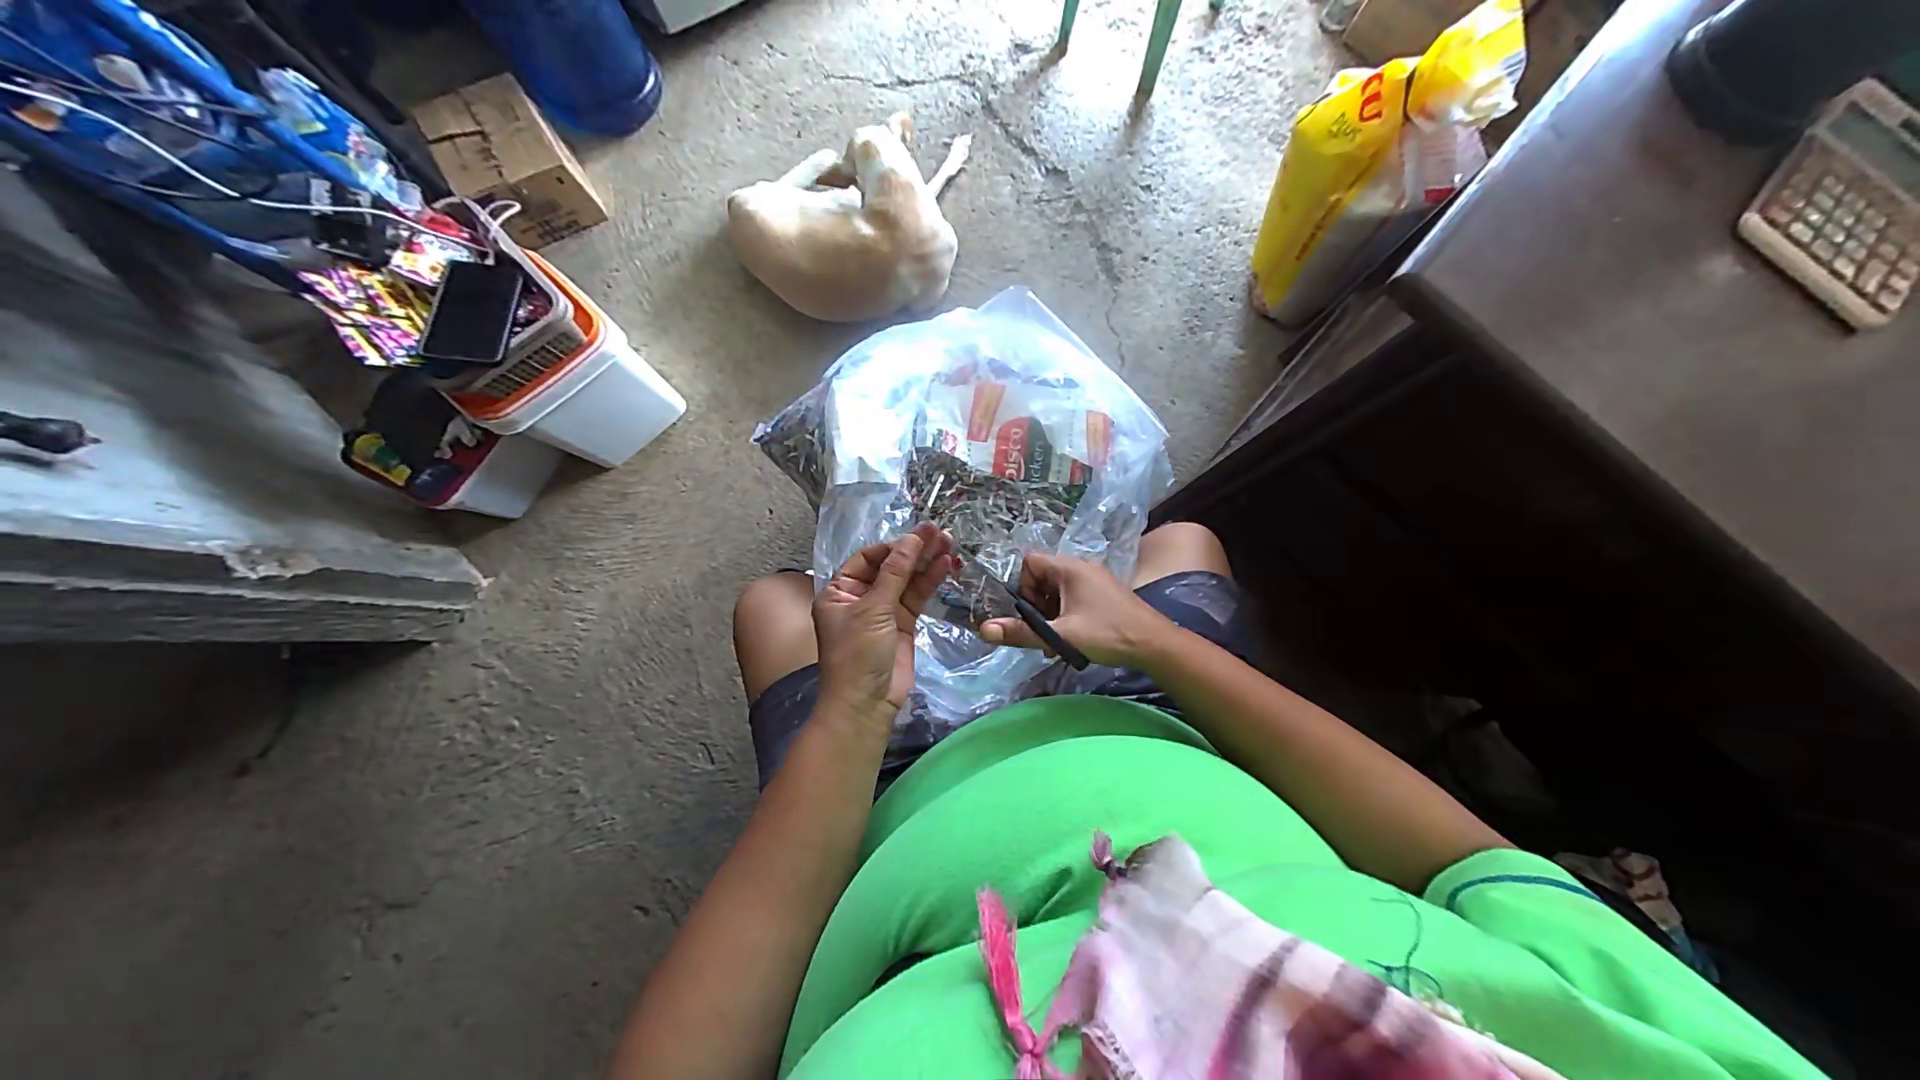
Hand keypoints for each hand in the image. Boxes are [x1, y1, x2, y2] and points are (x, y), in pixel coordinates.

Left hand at [813, 524, 953, 731]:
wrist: (866, 704)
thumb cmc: (857, 654)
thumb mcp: (873, 610)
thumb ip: (895, 573)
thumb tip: (912, 539)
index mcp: (840, 591)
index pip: (868, 558)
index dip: (894, 546)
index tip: (919, 536)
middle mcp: (860, 597)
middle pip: (890, 566)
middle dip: (914, 550)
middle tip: (941, 532)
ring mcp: (883, 611)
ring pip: (907, 580)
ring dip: (926, 563)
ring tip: (950, 543)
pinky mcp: (903, 625)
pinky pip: (916, 597)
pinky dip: (930, 582)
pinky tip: (945, 565)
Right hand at [980, 552, 1177, 668]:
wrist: (1155, 644)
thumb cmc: (1108, 633)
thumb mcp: (1061, 635)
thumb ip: (1021, 632)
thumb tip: (984, 629)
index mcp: (1070, 568)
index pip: (1028, 562)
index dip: (1020, 585)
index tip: (1026, 612)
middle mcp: (1080, 568)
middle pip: (1041, 577)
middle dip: (1034, 605)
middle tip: (1040, 631)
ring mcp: (1093, 581)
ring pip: (1056, 591)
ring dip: (1049, 614)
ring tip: (1055, 640)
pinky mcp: (1102, 595)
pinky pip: (1071, 598)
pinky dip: (1064, 615)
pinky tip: (1070, 638)